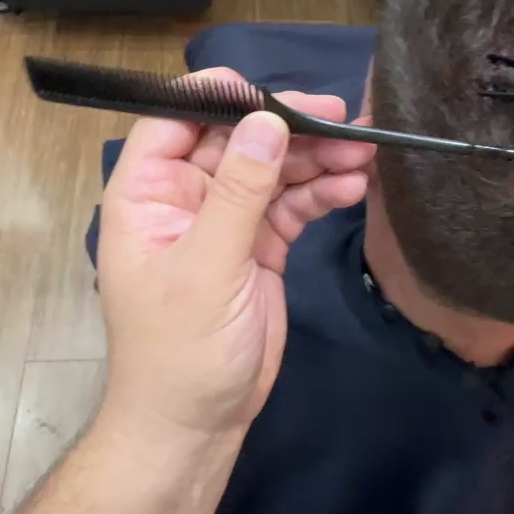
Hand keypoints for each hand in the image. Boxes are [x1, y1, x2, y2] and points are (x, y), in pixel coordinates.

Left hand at [94, 69, 375, 439]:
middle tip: (342, 117)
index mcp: (148, 192)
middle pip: (237, 138)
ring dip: (316, 158)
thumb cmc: (181, 350)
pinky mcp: (261, 242)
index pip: (175, 119)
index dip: (220, 96)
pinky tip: (354, 185)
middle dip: (288, 126)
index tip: (273, 90)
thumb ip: (239, 192)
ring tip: (365, 151)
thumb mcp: (207, 268)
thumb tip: (266, 120)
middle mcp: (187, 196)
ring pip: (273, 168)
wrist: (199, 423)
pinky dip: (323, 192)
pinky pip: (293, 203)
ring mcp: (227, 218)